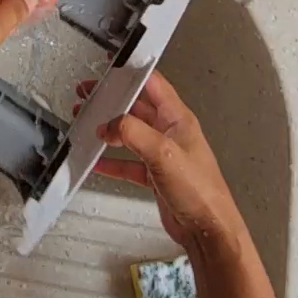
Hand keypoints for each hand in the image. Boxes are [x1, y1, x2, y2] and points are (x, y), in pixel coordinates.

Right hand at [85, 71, 249, 255]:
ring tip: (88, 122)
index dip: (132, 72)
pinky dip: (112, 160)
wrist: (209, 231)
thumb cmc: (200, 191)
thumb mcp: (163, 153)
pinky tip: (98, 161)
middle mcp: (170, 132)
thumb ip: (132, 132)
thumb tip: (108, 124)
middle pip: (137, 107)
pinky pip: (128, 162)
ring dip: (109, 128)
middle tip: (90, 94)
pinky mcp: (155, 175)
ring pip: (130, 133)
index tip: (111, 65)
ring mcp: (162, 154)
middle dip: (113, 100)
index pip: (153, 84)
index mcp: (177, 118)